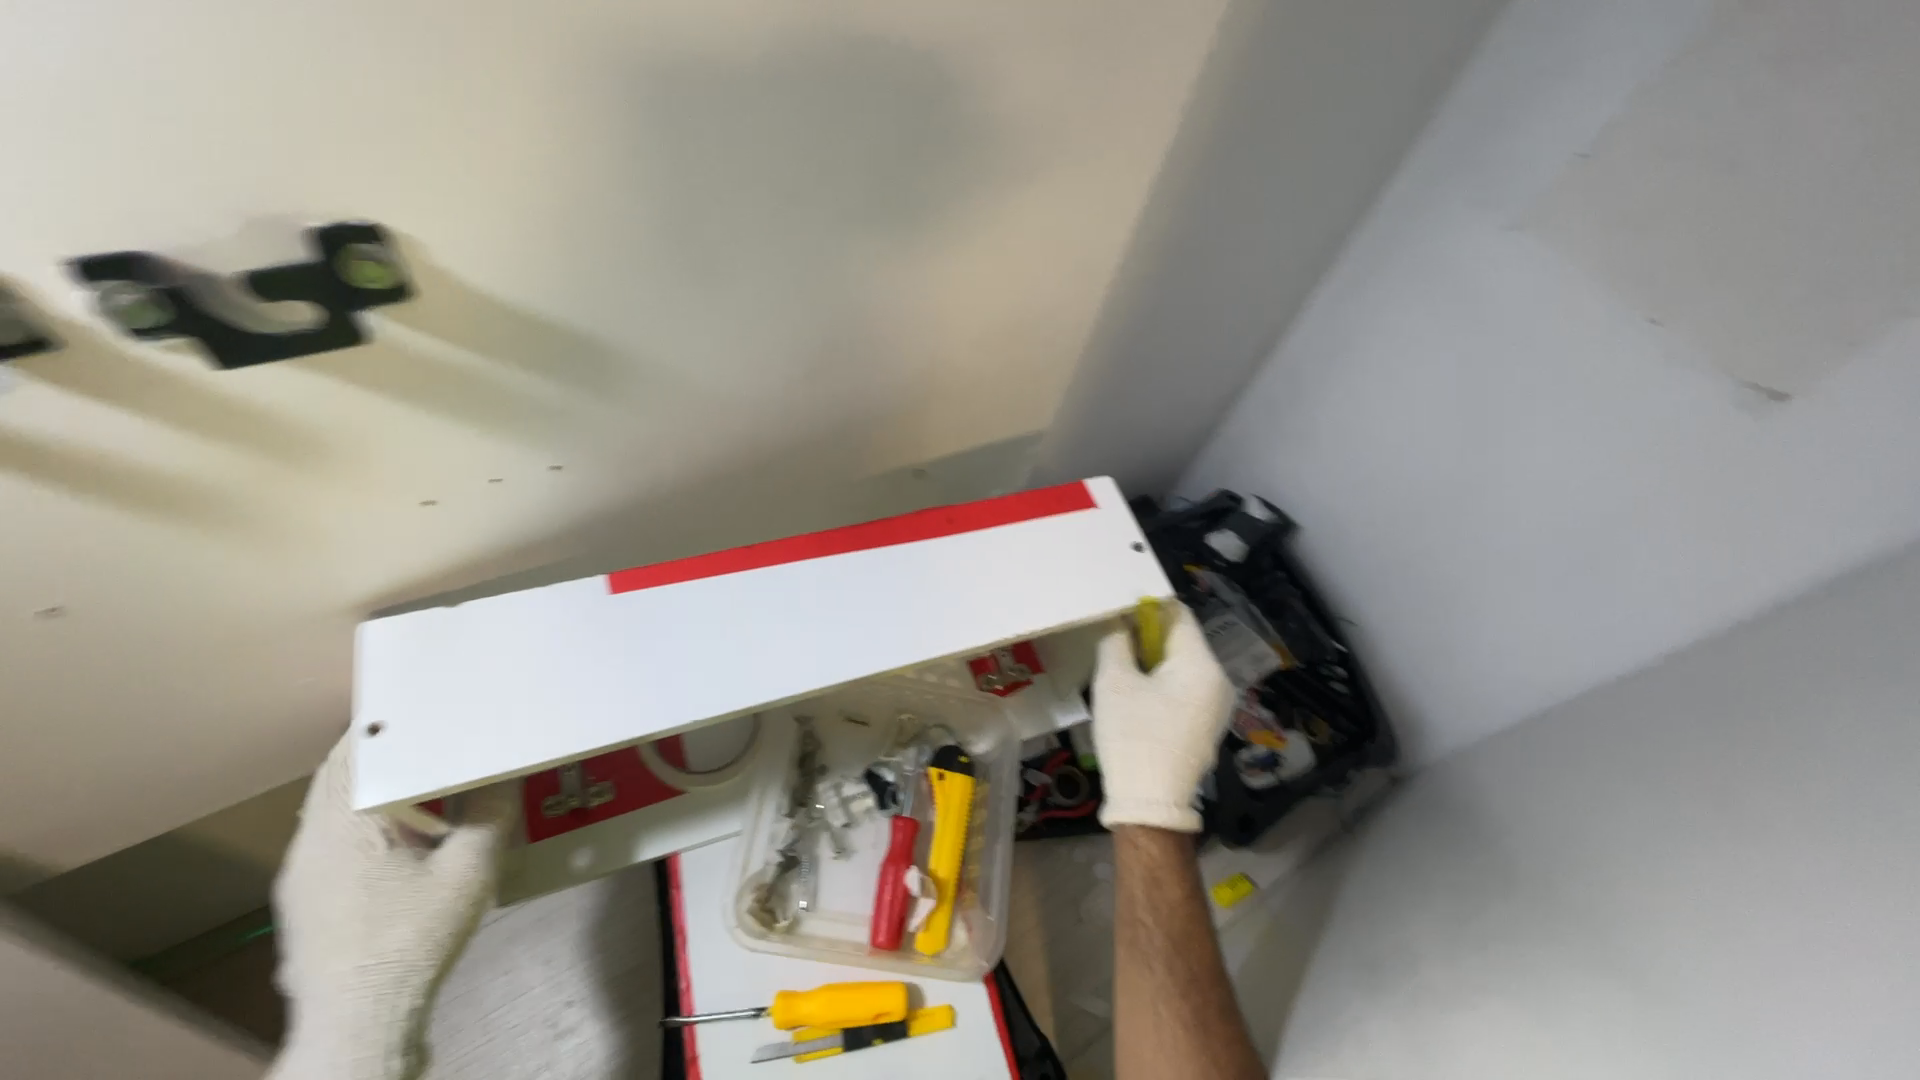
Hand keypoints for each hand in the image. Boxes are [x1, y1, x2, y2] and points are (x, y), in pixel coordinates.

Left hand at [268, 732, 516, 1079]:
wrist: (359, 1022)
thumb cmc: (415, 937)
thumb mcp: (470, 870)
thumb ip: (490, 813)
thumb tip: (507, 771)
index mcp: (345, 824)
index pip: (351, 753)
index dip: (379, 724)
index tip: (412, 702)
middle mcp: (310, 844)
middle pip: (336, 779)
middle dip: (377, 753)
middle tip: (424, 733)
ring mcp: (300, 878)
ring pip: (330, 813)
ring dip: (369, 790)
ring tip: (419, 782)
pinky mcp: (304, 905)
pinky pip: (329, 843)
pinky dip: (362, 823)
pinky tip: (399, 841)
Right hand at [1091, 602, 1236, 832]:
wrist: (1150, 803)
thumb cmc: (1133, 737)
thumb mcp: (1114, 682)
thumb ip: (1116, 641)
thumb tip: (1120, 623)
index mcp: (1202, 665)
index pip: (1178, 615)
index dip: (1146, 608)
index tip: (1117, 614)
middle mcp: (1218, 681)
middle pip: (1181, 641)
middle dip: (1146, 638)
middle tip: (1112, 646)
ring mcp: (1217, 707)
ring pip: (1181, 667)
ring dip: (1151, 663)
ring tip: (1120, 674)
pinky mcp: (1206, 727)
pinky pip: (1185, 690)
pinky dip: (1161, 685)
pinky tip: (1136, 701)